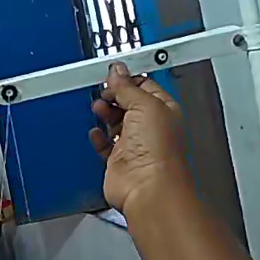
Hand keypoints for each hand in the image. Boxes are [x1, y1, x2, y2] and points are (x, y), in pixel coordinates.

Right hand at [88, 63, 193, 216]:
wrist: (147, 187)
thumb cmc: (158, 151)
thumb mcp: (144, 104)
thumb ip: (127, 87)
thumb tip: (117, 72)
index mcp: (163, 110)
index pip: (144, 86)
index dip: (127, 79)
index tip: (112, 74)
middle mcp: (150, 127)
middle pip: (127, 103)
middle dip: (113, 96)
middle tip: (103, 92)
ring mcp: (134, 144)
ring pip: (114, 121)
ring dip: (104, 113)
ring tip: (98, 109)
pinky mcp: (118, 159)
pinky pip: (104, 144)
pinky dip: (98, 137)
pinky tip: (96, 132)